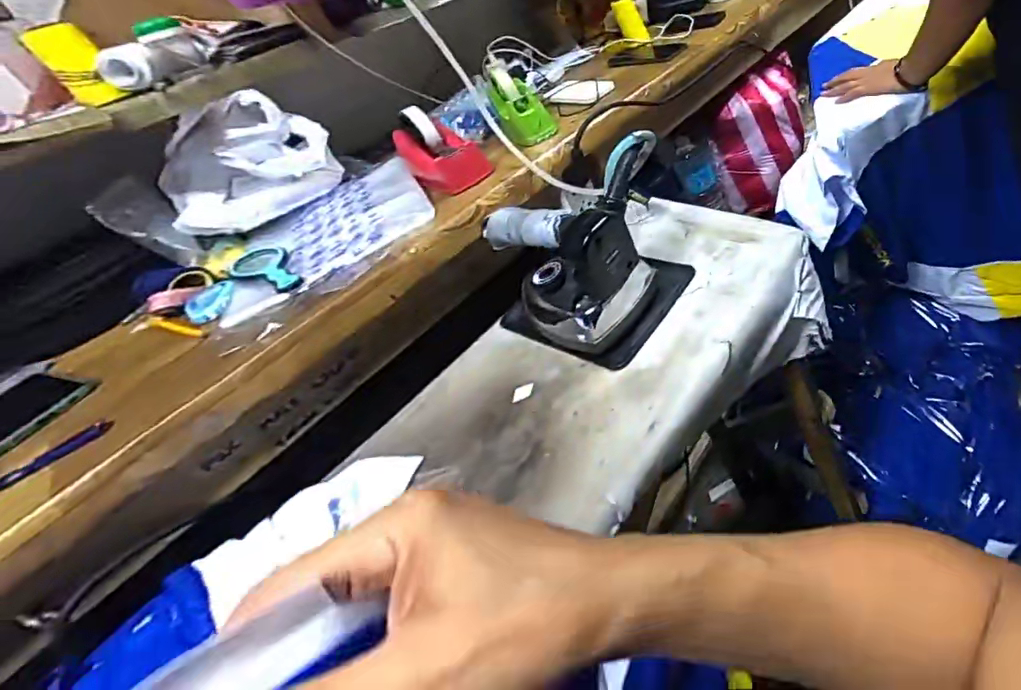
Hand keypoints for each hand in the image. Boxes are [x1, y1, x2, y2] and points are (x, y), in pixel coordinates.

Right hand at [232, 491, 630, 689]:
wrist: (614, 600)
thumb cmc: (526, 625)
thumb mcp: (413, 673)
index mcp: (398, 526)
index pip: (276, 595)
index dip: (229, 667)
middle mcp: (414, 524)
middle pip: (311, 605)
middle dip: (284, 669)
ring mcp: (440, 543)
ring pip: (347, 616)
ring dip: (327, 665)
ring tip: (340, 686)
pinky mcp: (459, 568)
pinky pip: (387, 614)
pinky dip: (367, 655)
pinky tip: (370, 679)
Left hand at [822, 60, 917, 101]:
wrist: (907, 71)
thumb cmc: (904, 68)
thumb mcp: (890, 65)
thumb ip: (883, 67)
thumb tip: (882, 68)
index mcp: (872, 68)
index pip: (854, 72)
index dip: (844, 75)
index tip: (836, 78)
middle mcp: (866, 73)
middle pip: (846, 77)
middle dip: (834, 82)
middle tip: (823, 86)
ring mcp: (866, 81)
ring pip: (845, 85)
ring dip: (834, 90)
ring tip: (824, 94)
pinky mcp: (868, 89)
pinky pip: (853, 93)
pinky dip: (844, 97)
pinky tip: (836, 102)